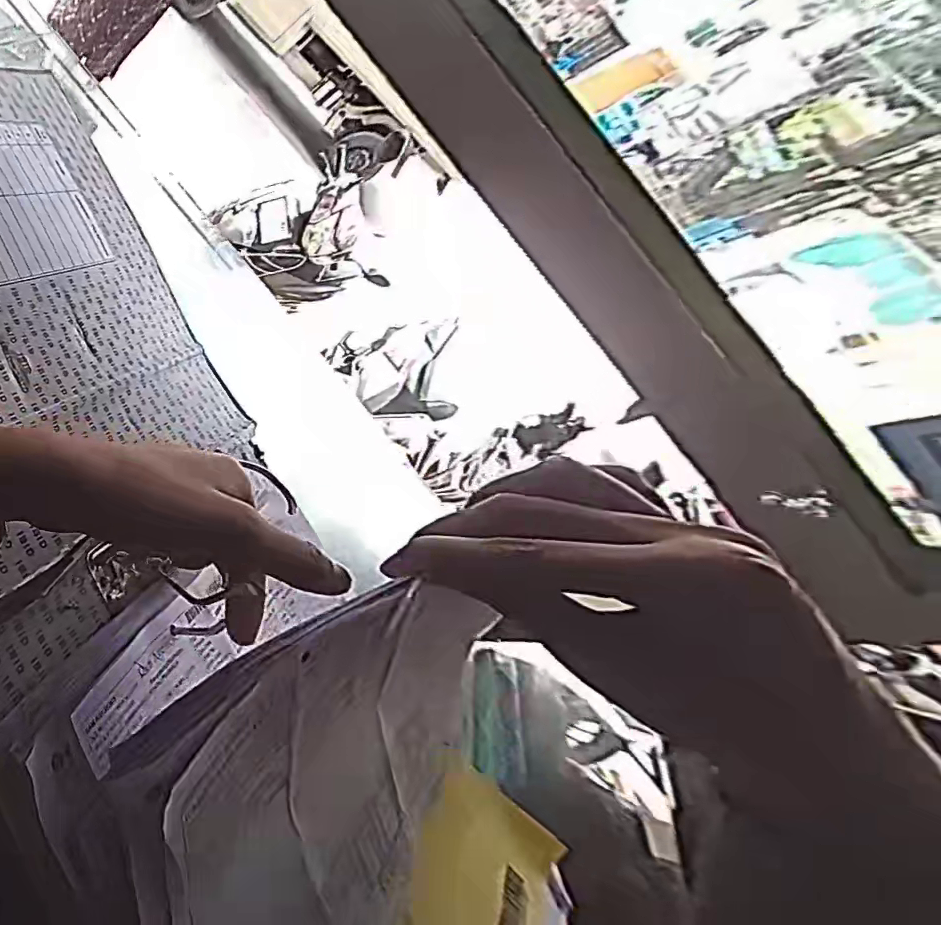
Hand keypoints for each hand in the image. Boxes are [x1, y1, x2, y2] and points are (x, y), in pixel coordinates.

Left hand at [36, 440, 349, 643]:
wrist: (68, 481)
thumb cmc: (147, 500)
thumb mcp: (224, 527)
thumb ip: (281, 553)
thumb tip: (341, 578)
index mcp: (232, 479)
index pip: (262, 542)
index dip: (254, 587)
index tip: (239, 633)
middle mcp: (202, 476)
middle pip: (230, 540)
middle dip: (219, 574)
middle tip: (204, 608)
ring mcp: (164, 483)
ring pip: (193, 538)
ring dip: (186, 561)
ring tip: (161, 563)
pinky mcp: (131, 495)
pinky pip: (159, 531)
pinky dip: (158, 548)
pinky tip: (140, 551)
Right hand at [383, 458, 940, 831]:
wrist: (821, 747)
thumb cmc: (722, 724)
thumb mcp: (611, 670)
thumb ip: (525, 606)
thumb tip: (446, 569)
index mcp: (692, 579)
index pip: (537, 552)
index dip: (456, 554)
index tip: (404, 561)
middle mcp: (696, 533)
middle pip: (542, 506)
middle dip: (464, 526)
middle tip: (416, 551)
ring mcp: (695, 521)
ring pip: (569, 478)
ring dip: (502, 498)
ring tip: (462, 527)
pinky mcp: (688, 522)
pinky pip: (604, 488)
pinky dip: (547, 495)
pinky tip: (520, 512)